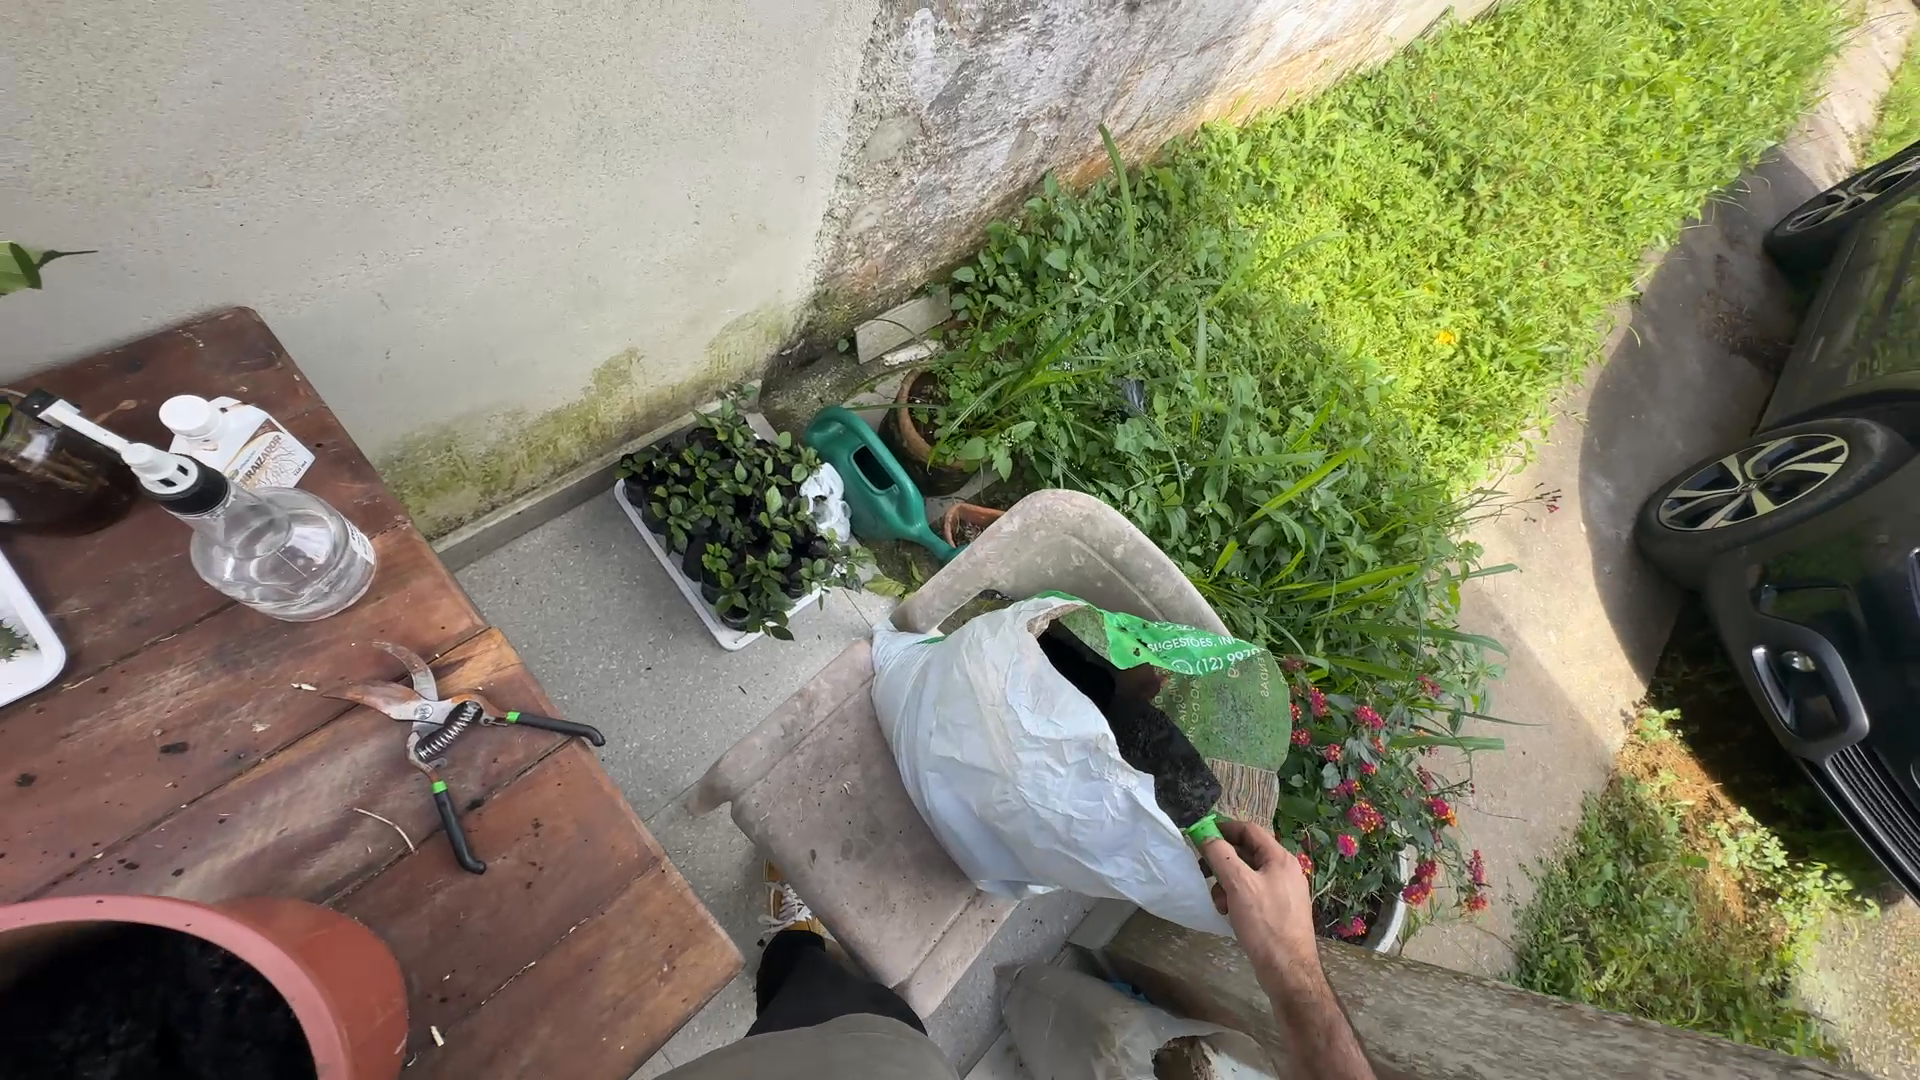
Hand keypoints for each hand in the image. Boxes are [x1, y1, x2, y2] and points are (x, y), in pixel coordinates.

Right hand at [1200, 819, 1318, 988]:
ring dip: (1227, 882)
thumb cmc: (1265, 923)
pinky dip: (1237, 897)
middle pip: (1247, 852)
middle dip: (1222, 860)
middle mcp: (1285, 871)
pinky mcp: (1278, 911)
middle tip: (1203, 869)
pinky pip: (1252, 893)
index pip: (1249, 830)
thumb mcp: (1238, 884)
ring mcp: (1283, 893)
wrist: (1288, 972)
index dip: (1223, 828)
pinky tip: (1228, 913)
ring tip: (1218, 900)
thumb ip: (1220, 854)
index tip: (1201, 834)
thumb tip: (1206, 836)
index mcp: (1281, 859)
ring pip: (1247, 875)